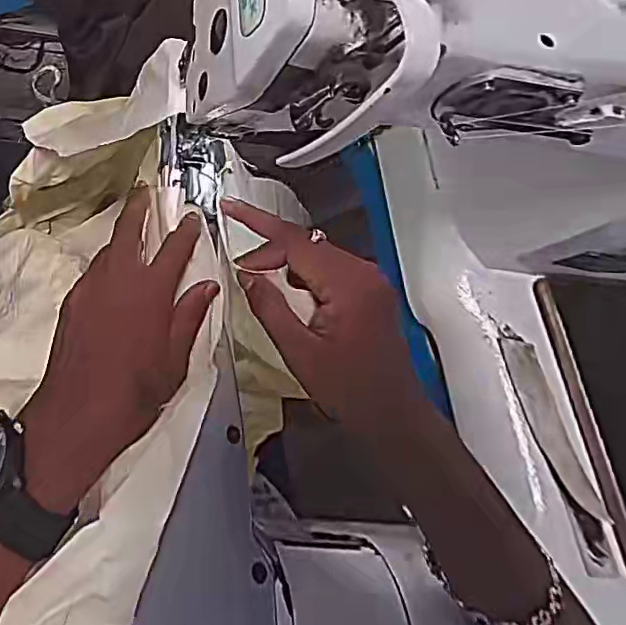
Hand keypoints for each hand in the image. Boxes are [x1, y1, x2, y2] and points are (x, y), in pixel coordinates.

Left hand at [20, 186, 217, 511]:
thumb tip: (205, 289)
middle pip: (130, 230)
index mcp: (151, 292)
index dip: (186, 230)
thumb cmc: (131, 394)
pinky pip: (94, 271)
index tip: (192, 220)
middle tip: (147, 192)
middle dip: (140, 207)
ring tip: (134, 236)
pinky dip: (107, 264)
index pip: (174, 248)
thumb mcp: (175, 361)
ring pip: (110, 250)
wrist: (75, 416)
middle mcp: (119, 280)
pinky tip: (114, 276)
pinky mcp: (73, 302)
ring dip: (123, 238)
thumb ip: (190, 317)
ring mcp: (91, 288)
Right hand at [222, 197, 427, 439]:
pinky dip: (306, 275)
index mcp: (348, 284)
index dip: (257, 222)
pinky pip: (330, 268)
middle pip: (306, 244)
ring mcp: (370, 280)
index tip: (232, 208)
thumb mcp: (299, 352)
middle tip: (243, 273)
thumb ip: (269, 307)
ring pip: (317, 255)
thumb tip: (247, 276)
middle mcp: (364, 273)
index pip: (294, 241)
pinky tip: (293, 297)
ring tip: (264, 285)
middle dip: (270, 253)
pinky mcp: (370, 289)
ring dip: (288, 265)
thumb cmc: (352, 391)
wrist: (394, 416)